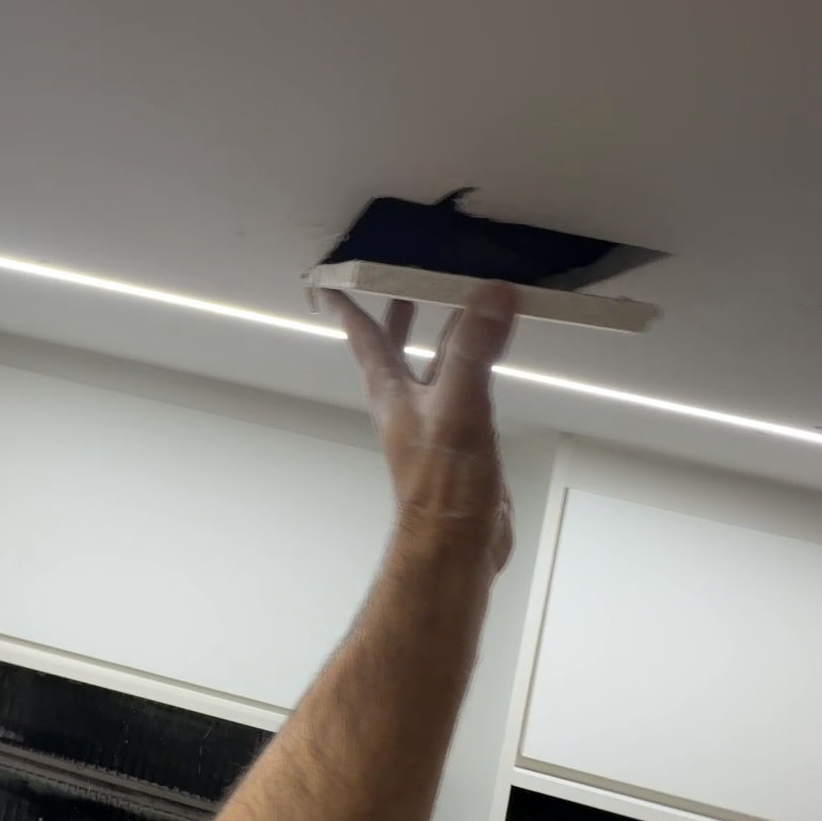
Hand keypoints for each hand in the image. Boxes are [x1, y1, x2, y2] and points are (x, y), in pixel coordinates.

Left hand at [323, 285, 517, 579]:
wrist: (455, 540)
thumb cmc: (443, 481)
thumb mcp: (458, 405)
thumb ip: (473, 350)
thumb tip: (490, 294)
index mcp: (390, 389)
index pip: (363, 335)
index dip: (346, 305)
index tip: (331, 280)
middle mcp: (403, 401)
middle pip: (390, 348)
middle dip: (393, 316)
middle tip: (400, 285)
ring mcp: (428, 419)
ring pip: (427, 365)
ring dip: (433, 336)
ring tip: (450, 309)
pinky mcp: (455, 437)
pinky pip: (457, 386)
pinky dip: (467, 363)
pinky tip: (482, 360)